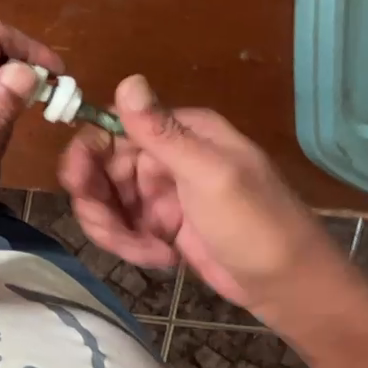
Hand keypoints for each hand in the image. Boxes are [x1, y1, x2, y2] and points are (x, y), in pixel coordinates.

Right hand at [57, 75, 348, 317]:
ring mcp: (160, 191)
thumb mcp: (209, 175)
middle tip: (111, 231)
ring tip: (144, 252)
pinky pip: (120, 225)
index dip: (86, 154)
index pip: (112, 127)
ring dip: (111, 228)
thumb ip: (163, 133)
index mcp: (181, 133)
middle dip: (97, 202)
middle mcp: (166, 156)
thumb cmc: (256, 226)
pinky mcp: (159, 223)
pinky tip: (159, 258)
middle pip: (100, 167)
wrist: (290, 288)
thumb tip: (128, 79)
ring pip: (105, 200)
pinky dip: (128, 244)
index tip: (78, 186)